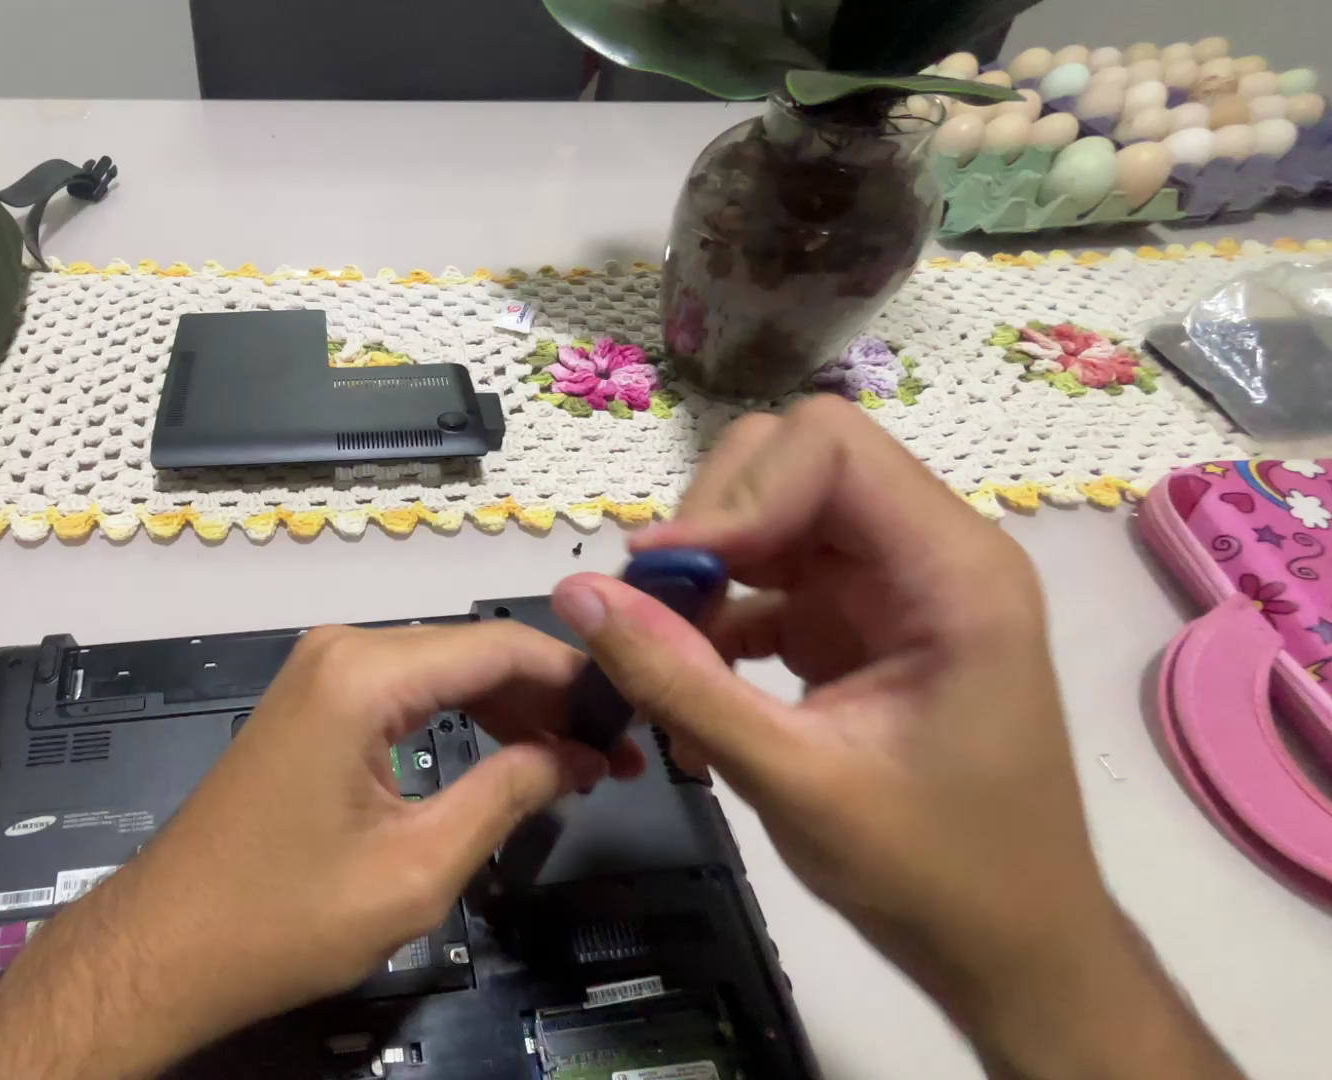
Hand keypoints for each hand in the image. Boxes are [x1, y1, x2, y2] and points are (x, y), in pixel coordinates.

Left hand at [0, 622, 642, 1079]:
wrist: (169, 942)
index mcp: (364, 676)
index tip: (629, 721)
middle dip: (546, 698)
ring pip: (440, 667)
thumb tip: (576, 758)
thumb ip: (507, 794)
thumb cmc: (285, 916)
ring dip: (506, 707)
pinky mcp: (314, 697)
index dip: (573, 680)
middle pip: (470, 651)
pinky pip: (403, 688)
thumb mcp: (417, 868)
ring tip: (572, 762)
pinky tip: (504, 751)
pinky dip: (457, 713)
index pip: (497, 646)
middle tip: (610, 756)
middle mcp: (342, 650)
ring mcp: (321, 669)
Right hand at [551, 396, 1239, 1079]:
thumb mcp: (790, 777)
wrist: (1005, 944)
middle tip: (662, 607)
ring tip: (666, 651)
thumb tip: (574, 594)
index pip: (828, 445)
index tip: (671, 574)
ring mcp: (879, 581)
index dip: (738, 494)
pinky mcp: (844, 615)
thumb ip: (677, 679)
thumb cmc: (932, 870)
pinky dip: (706, 612)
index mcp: (950, 570)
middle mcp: (919, 551)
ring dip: (698, 569)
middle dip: (709, 521)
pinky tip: (688, 679)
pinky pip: (754, 572)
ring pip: (760, 510)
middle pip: (787, 460)